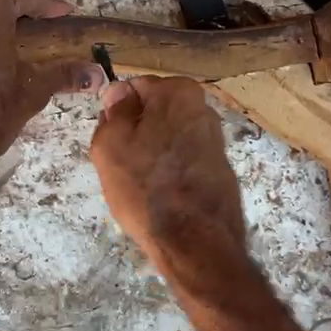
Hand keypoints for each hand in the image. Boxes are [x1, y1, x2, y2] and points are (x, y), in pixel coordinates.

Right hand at [89, 76, 246, 286]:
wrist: (195, 243)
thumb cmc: (146, 186)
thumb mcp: (111, 144)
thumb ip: (114, 110)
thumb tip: (119, 92)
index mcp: (178, 92)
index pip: (134, 88)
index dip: (116, 113)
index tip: (111, 141)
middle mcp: (203, 107)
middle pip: (153, 112)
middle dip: (136, 133)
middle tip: (122, 165)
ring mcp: (215, 139)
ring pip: (167, 137)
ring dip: (151, 154)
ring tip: (140, 184)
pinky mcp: (219, 168)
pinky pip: (182, 160)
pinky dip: (169, 171)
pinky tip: (160, 195)